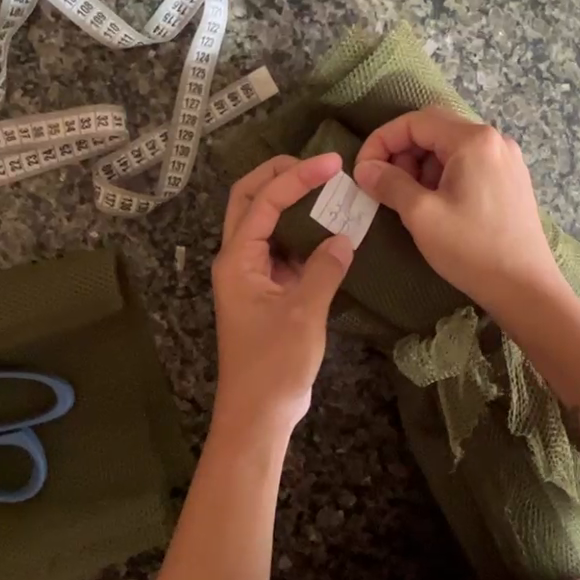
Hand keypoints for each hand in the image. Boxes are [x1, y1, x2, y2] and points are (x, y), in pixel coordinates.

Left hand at [210, 153, 354, 435]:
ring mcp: (250, 276)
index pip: (264, 201)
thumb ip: (324, 269)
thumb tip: (343, 238)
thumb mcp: (304, 313)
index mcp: (237, 260)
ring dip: (291, 201)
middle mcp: (237, 260)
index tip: (332, 164)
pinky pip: (281, 249)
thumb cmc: (274, 365)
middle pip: (249, 199)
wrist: (258, 415)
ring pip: (264, 222)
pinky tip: (330, 231)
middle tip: (319, 165)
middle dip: (280, 175)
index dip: (297, 177)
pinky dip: (302, 233)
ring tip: (327, 189)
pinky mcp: (265, 291)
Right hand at [353, 108, 564, 313]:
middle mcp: (494, 139)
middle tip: (384, 184)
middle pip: (434, 129)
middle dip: (401, 152)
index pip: (415, 122)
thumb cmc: (471, 249)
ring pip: (449, 146)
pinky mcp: (510, 178)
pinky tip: (435, 203)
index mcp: (473, 140)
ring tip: (408, 198)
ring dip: (420, 165)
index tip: (363, 170)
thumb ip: (389, 183)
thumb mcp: (421, 215)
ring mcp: (506, 159)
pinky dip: (442, 174)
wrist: (526, 289)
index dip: (381, 141)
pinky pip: (467, 162)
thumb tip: (364, 169)